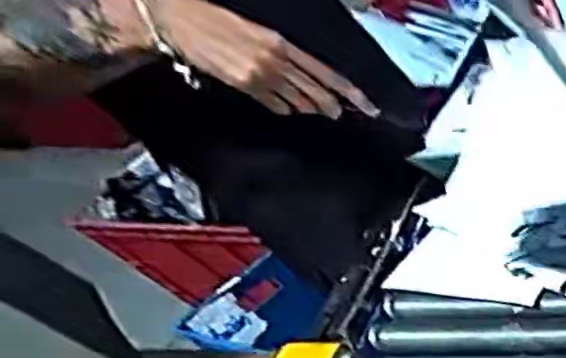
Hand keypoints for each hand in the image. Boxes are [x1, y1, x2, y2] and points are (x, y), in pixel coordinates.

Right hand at [151, 0, 376, 117]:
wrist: (168, 14)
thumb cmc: (212, 18)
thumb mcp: (255, 31)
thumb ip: (286, 54)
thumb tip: (310, 78)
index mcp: (282, 43)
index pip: (330, 76)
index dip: (355, 96)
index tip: (373, 110)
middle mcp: (278, 61)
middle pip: (321, 96)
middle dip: (332, 108)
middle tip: (334, 112)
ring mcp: (263, 75)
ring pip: (303, 105)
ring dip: (308, 109)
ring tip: (304, 105)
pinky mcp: (248, 85)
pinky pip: (279, 107)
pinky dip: (284, 108)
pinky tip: (279, 103)